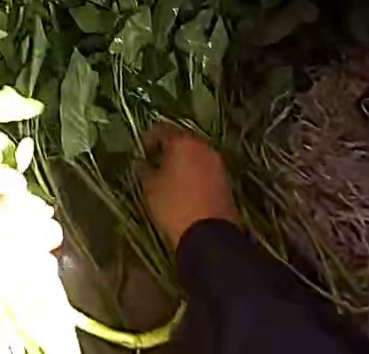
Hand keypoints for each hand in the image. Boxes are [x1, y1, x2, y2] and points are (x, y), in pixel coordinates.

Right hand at [141, 123, 239, 249]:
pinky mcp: (226, 183)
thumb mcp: (150, 186)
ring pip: (195, 155)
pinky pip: (205, 170)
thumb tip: (142, 163)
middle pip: (181, 140)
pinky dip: (195, 174)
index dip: (148, 139)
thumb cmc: (174, 206)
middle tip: (154, 161)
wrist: (210, 239)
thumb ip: (144, 168)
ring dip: (182, 161)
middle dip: (167, 149)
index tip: (141, 151)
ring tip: (169, 176)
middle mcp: (203, 148)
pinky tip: (185, 188)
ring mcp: (218, 165)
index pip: (161, 130)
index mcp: (183, 142)